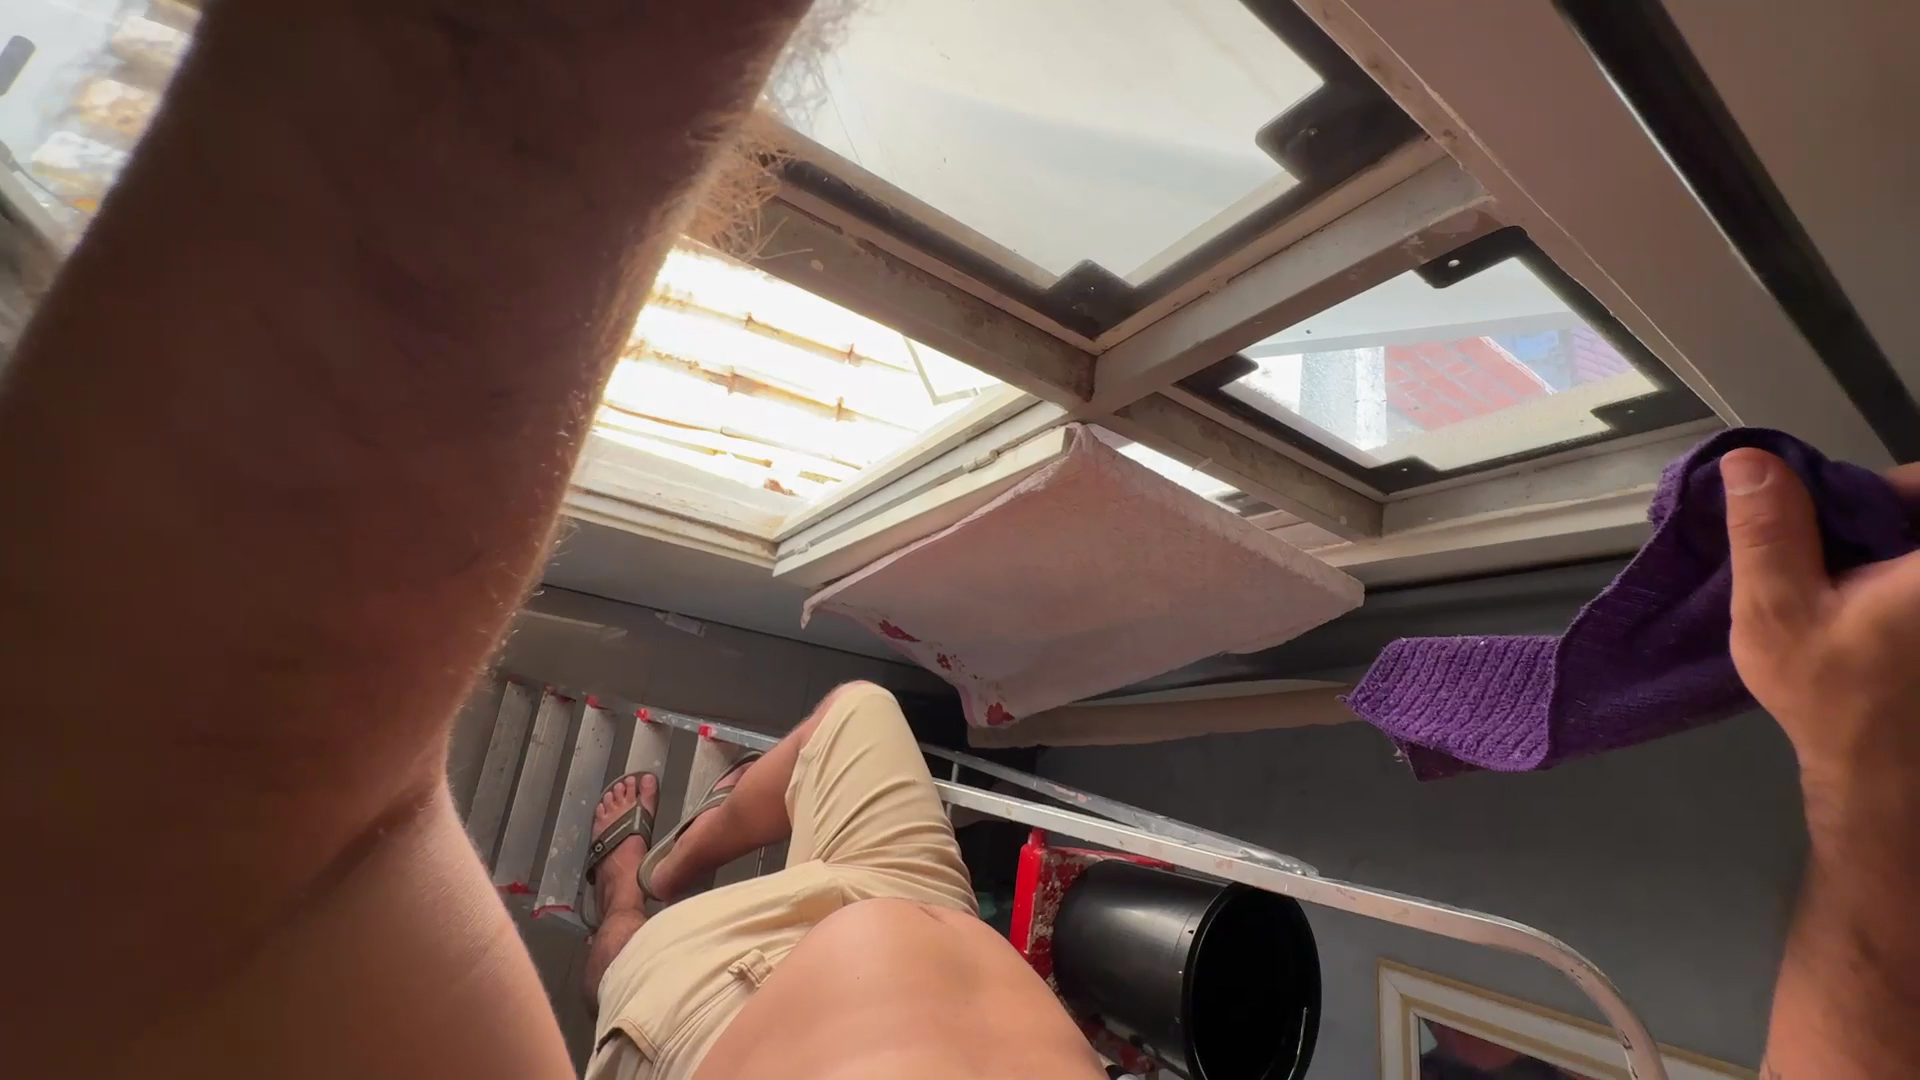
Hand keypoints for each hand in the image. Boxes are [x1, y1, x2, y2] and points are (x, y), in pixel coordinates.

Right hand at [1722, 449, 1919, 819]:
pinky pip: (1910, 567)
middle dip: (1873, 520)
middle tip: (1826, 568)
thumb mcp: (1775, 606)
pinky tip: (1867, 606)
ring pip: (1915, 538)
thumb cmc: (1830, 689)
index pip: (1917, 482)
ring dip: (1879, 548)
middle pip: (1919, 508)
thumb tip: (1749, 458)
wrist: (1886, 770)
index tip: (1818, 531)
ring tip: (1840, 591)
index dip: (1865, 491)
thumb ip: (1768, 530)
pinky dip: (1888, 572)